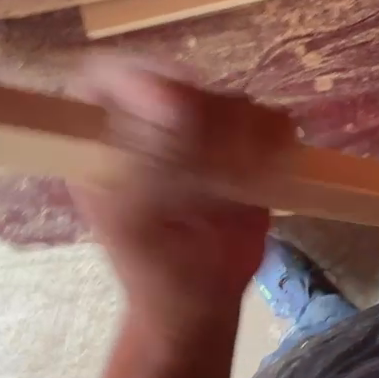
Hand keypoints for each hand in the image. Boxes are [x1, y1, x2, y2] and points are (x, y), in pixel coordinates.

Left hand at [69, 56, 284, 328]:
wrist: (202, 298)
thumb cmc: (155, 266)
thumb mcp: (133, 218)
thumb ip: (146, 157)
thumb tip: (176, 104)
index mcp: (105, 138)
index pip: (106, 79)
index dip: (138, 82)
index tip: (174, 110)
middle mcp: (151, 125)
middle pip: (180, 85)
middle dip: (204, 122)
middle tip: (216, 167)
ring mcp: (201, 133)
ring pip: (228, 99)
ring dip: (242, 136)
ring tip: (238, 180)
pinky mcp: (244, 146)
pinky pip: (266, 121)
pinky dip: (273, 139)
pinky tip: (266, 169)